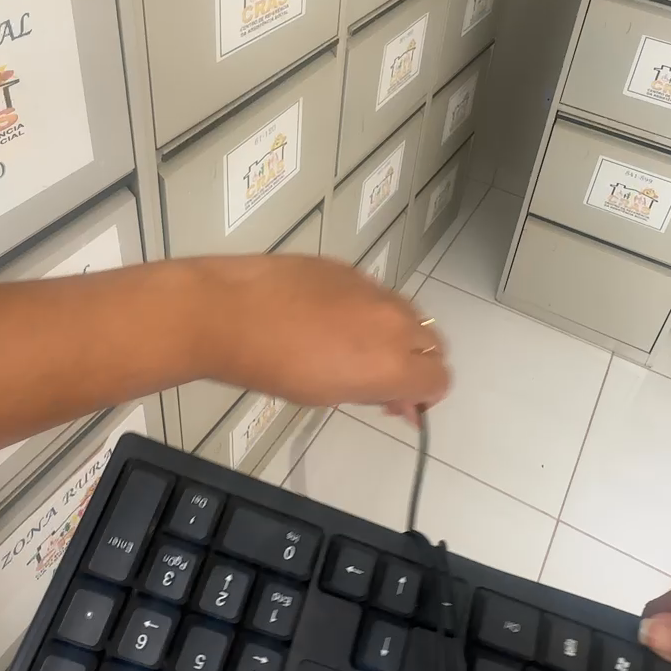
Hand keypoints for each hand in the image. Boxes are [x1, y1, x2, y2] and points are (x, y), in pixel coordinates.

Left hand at [184, 255, 447, 420]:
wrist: (230, 311)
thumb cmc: (274, 369)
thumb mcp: (329, 394)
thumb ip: (375, 392)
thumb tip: (400, 399)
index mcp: (393, 363)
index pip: (439, 380)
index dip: (424, 396)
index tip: (395, 401)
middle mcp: (395, 322)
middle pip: (434, 344)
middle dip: (418, 363)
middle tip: (379, 376)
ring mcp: (374, 289)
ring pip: (409, 314)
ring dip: (397, 335)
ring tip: (352, 346)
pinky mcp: (351, 268)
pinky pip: (376, 294)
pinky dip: (369, 310)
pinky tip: (328, 317)